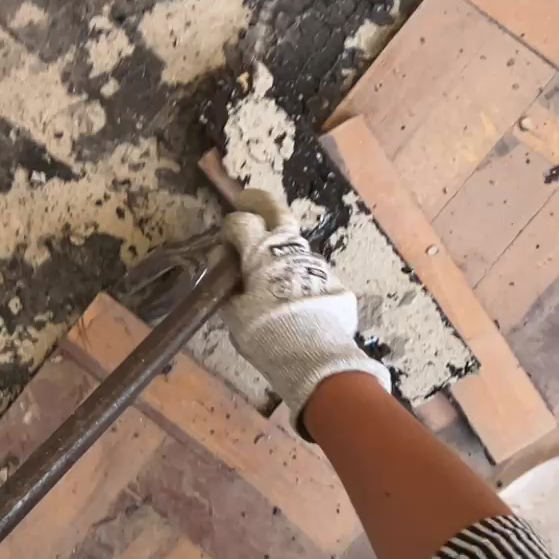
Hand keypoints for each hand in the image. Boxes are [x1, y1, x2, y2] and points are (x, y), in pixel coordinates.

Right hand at [219, 188, 391, 424]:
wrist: (316, 358)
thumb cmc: (268, 336)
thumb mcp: (235, 317)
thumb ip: (230, 290)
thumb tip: (227, 273)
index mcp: (260, 255)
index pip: (242, 223)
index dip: (232, 225)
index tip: (225, 234)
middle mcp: (289, 250)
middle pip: (276, 212)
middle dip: (259, 203)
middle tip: (248, 200)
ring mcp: (314, 262)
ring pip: (295, 242)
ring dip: (280, 242)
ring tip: (268, 255)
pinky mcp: (332, 279)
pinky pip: (308, 268)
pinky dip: (296, 271)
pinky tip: (290, 289)